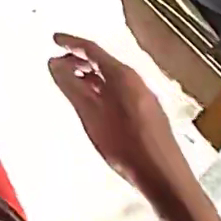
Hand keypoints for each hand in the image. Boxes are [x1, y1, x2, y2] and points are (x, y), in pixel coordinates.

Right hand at [48, 33, 187, 192]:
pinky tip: (94, 103)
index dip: (71, 42)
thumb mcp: (89, 113)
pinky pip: (120, 90)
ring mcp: (145, 98)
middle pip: (102, 62)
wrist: (166, 181)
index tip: (54, 40)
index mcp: (122, 75)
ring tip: (72, 84)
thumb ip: (70, 84)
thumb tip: (54, 63)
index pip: (92, 49)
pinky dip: (102, 88)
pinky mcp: (150, 114)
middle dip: (79, 60)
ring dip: (90, 76)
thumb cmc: (125, 144)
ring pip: (111, 77)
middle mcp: (136, 81)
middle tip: (59, 65)